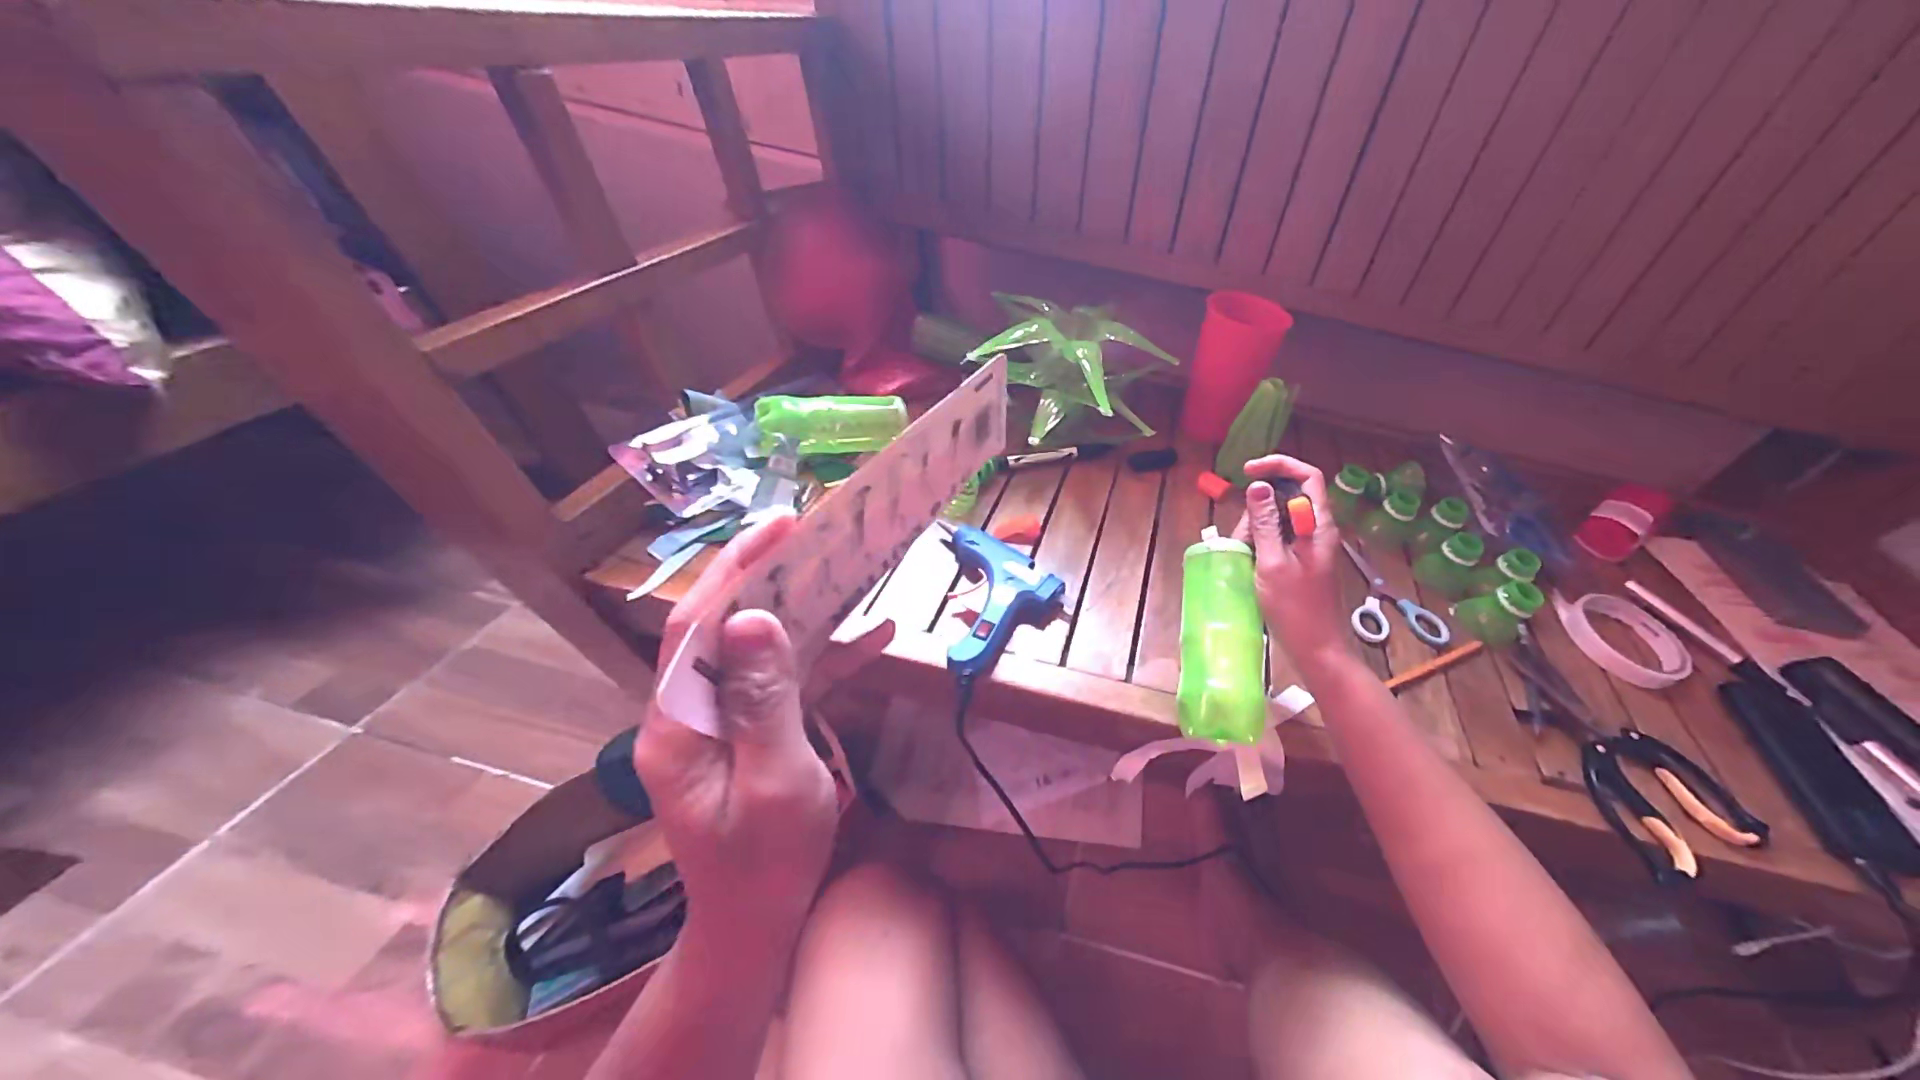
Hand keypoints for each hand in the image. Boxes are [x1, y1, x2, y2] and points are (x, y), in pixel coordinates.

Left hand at [632, 511, 893, 944]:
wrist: (757, 924)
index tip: (776, 528)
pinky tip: (874, 636)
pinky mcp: (755, 730)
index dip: (733, 570)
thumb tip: (755, 620)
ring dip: (800, 609)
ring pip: (759, 646)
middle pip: (726, 626)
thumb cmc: (766, 864)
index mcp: (677, 721)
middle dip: (768, 576)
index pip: (694, 625)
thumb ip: (764, 701)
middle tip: (813, 535)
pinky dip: (825, 657)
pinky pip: (786, 680)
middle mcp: (691, 710)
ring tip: (843, 569)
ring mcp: (723, 719)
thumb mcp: (774, 781)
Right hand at [1232, 456, 1349, 670]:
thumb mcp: (1272, 562)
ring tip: (1244, 556)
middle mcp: (1317, 529)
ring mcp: (1309, 545)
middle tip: (1242, 537)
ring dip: (1255, 529)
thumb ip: (1265, 524)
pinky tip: (1249, 563)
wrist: (1317, 648)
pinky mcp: (1300, 559)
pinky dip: (1259, 543)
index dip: (1278, 465)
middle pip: (1287, 497)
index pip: (1307, 476)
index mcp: (1319, 525)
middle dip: (1258, 508)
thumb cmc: (1295, 608)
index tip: (1247, 472)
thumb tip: (1257, 487)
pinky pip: (1277, 538)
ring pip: (1278, 519)